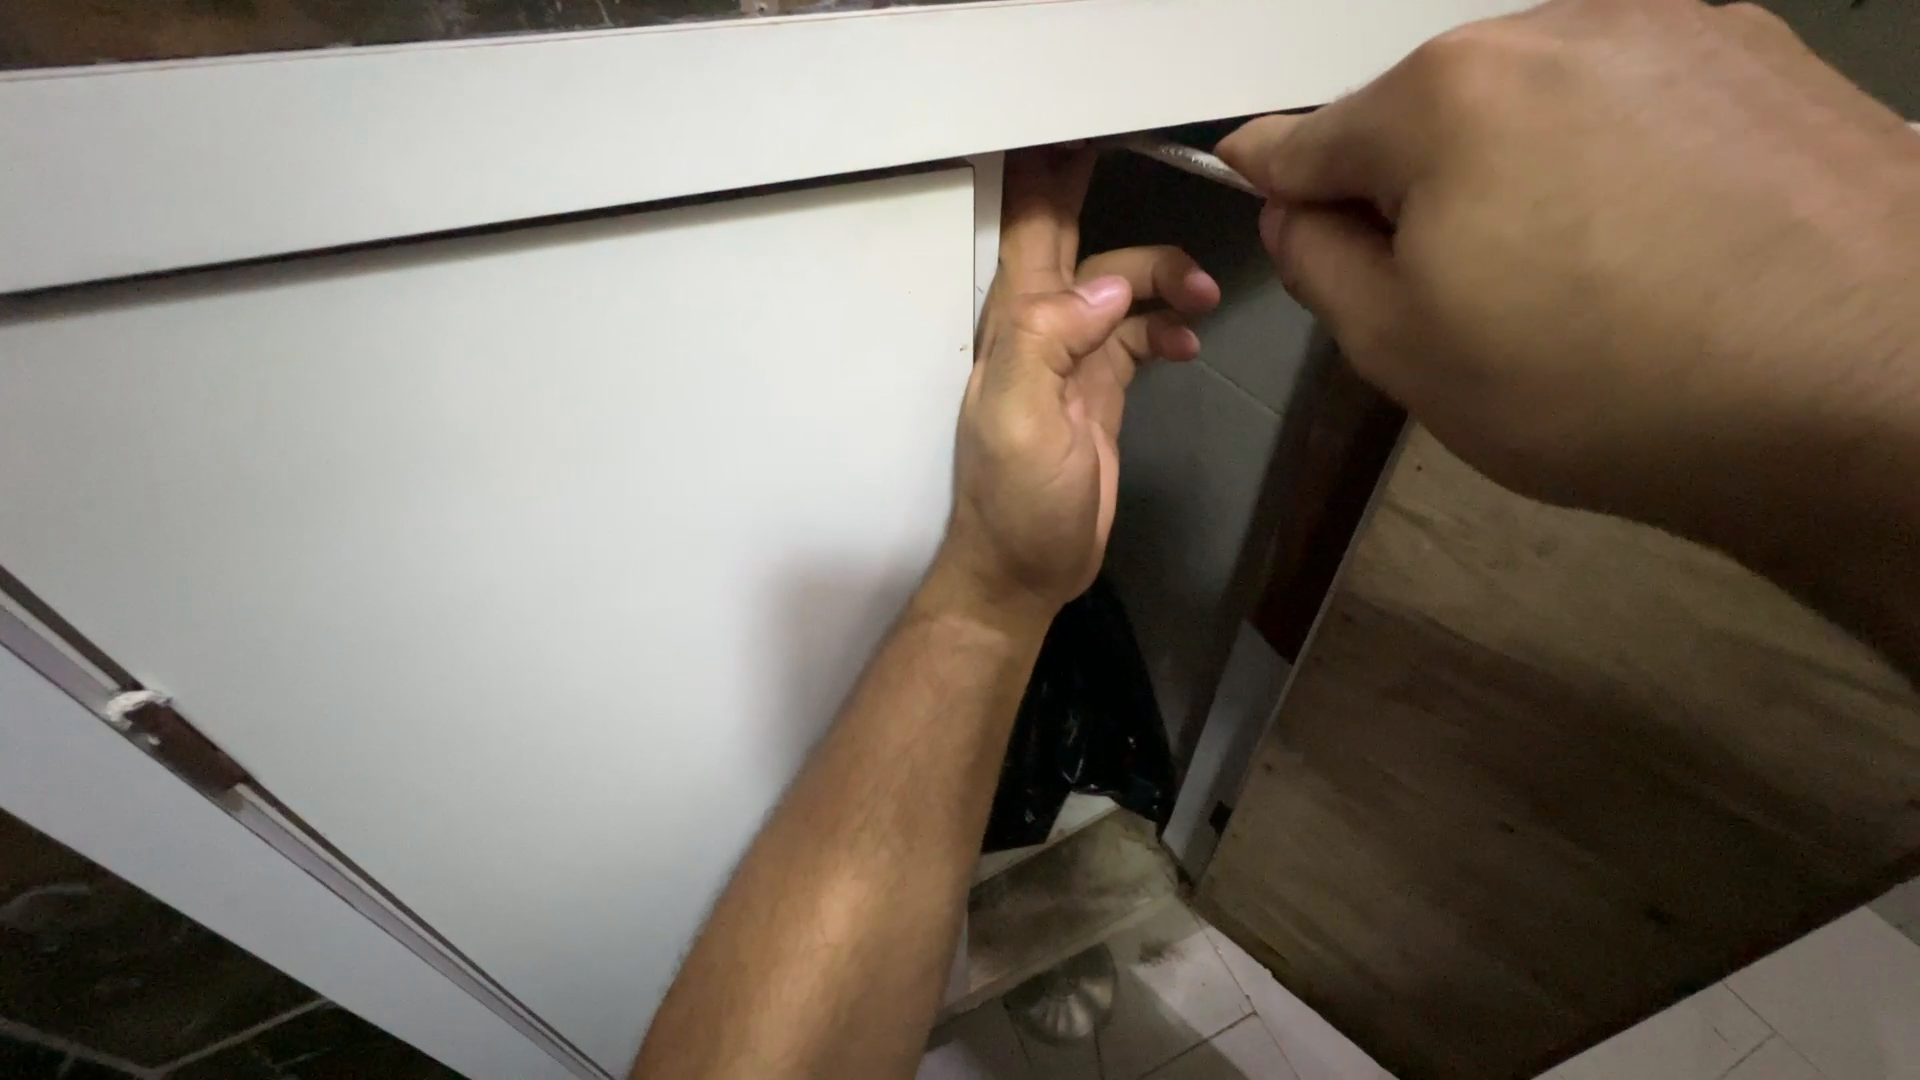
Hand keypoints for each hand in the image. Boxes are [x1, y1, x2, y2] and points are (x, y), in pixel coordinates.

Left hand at [929, 148, 1220, 627]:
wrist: (1027, 569)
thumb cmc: (1017, 505)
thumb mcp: (1017, 422)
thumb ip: (1047, 343)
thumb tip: (1108, 285)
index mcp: (1015, 328)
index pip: (1031, 232)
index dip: (1052, 179)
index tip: (1085, 133)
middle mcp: (1042, 333)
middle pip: (1078, 246)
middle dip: (1108, 200)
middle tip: (1162, 159)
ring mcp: (1074, 362)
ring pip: (1121, 290)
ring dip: (1163, 280)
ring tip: (1204, 299)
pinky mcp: (1101, 393)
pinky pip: (1138, 338)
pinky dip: (1166, 328)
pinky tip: (1190, 342)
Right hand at [1217, 0, 1919, 553]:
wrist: (1863, 390)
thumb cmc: (1579, 382)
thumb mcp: (1393, 343)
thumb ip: (1315, 263)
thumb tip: (1295, 209)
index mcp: (1444, 98)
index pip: (1304, 138)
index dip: (1266, 176)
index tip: (1245, 184)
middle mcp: (1550, 27)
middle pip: (1410, 115)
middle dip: (1391, 190)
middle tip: (1427, 290)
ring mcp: (1667, 26)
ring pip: (1509, 106)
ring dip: (1485, 176)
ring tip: (1540, 275)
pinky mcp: (1757, 54)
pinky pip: (1607, 103)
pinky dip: (1578, 161)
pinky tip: (1624, 240)